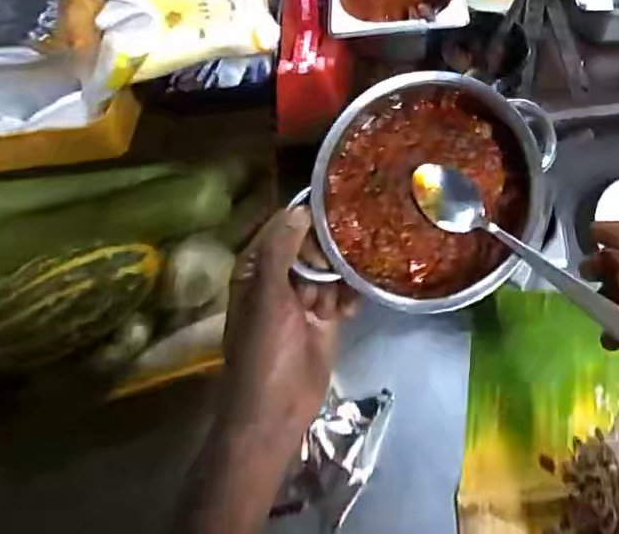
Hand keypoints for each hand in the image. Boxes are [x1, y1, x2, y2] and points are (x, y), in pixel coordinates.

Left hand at [222, 205, 356, 441]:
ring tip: (361, 269)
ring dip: (346, 269)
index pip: (284, 226)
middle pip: (313, 243)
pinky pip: (343, 291)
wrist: (276, 414)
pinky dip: (350, 295)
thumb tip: (300, 209)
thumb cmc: (264, 354)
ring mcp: (304, 296)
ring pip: (331, 266)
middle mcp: (281, 276)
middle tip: (352, 245)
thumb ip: (282, 252)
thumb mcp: (269, 298)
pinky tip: (351, 308)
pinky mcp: (326, 314)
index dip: (308, 216)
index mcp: (258, 268)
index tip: (338, 205)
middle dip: (332, 244)